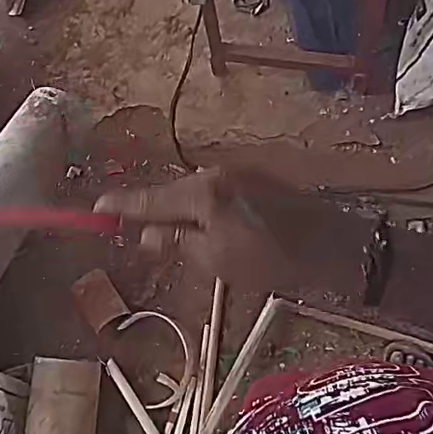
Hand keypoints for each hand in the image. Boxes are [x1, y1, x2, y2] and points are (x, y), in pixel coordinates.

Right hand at [94, 168, 382, 295]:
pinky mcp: (254, 177)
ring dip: (180, 212)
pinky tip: (209, 227)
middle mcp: (214, 174)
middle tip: (134, 232)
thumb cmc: (272, 260)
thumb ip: (176, 242)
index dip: (121, 206)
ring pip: (192, 193)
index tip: (95, 208)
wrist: (336, 246)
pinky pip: (213, 192)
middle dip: (152, 212)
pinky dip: (203, 208)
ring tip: (179, 239)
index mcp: (201, 193)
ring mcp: (236, 172)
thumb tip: (145, 234)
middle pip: (170, 193)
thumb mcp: (217, 261)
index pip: (149, 200)